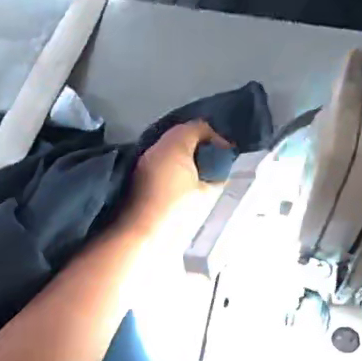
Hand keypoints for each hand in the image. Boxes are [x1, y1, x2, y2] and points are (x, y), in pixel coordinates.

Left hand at [125, 121, 228, 241]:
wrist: (141, 233)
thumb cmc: (176, 211)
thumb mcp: (205, 195)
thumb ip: (217, 178)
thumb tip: (221, 174)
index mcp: (175, 144)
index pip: (199, 127)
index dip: (216, 138)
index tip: (226, 154)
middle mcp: (156, 148)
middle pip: (182, 137)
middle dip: (200, 148)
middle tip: (215, 165)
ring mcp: (143, 162)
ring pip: (169, 152)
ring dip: (184, 160)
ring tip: (199, 178)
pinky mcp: (135, 178)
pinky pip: (158, 166)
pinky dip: (171, 170)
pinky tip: (180, 188)